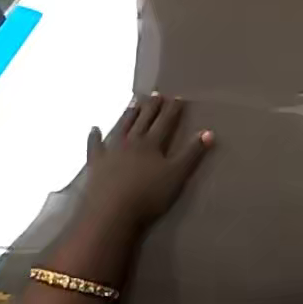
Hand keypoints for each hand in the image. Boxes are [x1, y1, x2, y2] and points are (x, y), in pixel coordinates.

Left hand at [79, 96, 213, 234]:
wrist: (112, 210)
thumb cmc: (149, 195)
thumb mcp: (177, 175)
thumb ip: (192, 153)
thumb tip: (208, 132)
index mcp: (152, 144)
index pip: (165, 122)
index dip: (172, 110)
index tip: (177, 97)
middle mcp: (132, 141)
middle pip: (143, 120)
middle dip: (151, 107)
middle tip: (155, 93)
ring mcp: (111, 150)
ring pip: (122, 127)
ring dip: (128, 114)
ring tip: (133, 102)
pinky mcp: (96, 162)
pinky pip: (94, 145)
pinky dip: (94, 136)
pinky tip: (94, 128)